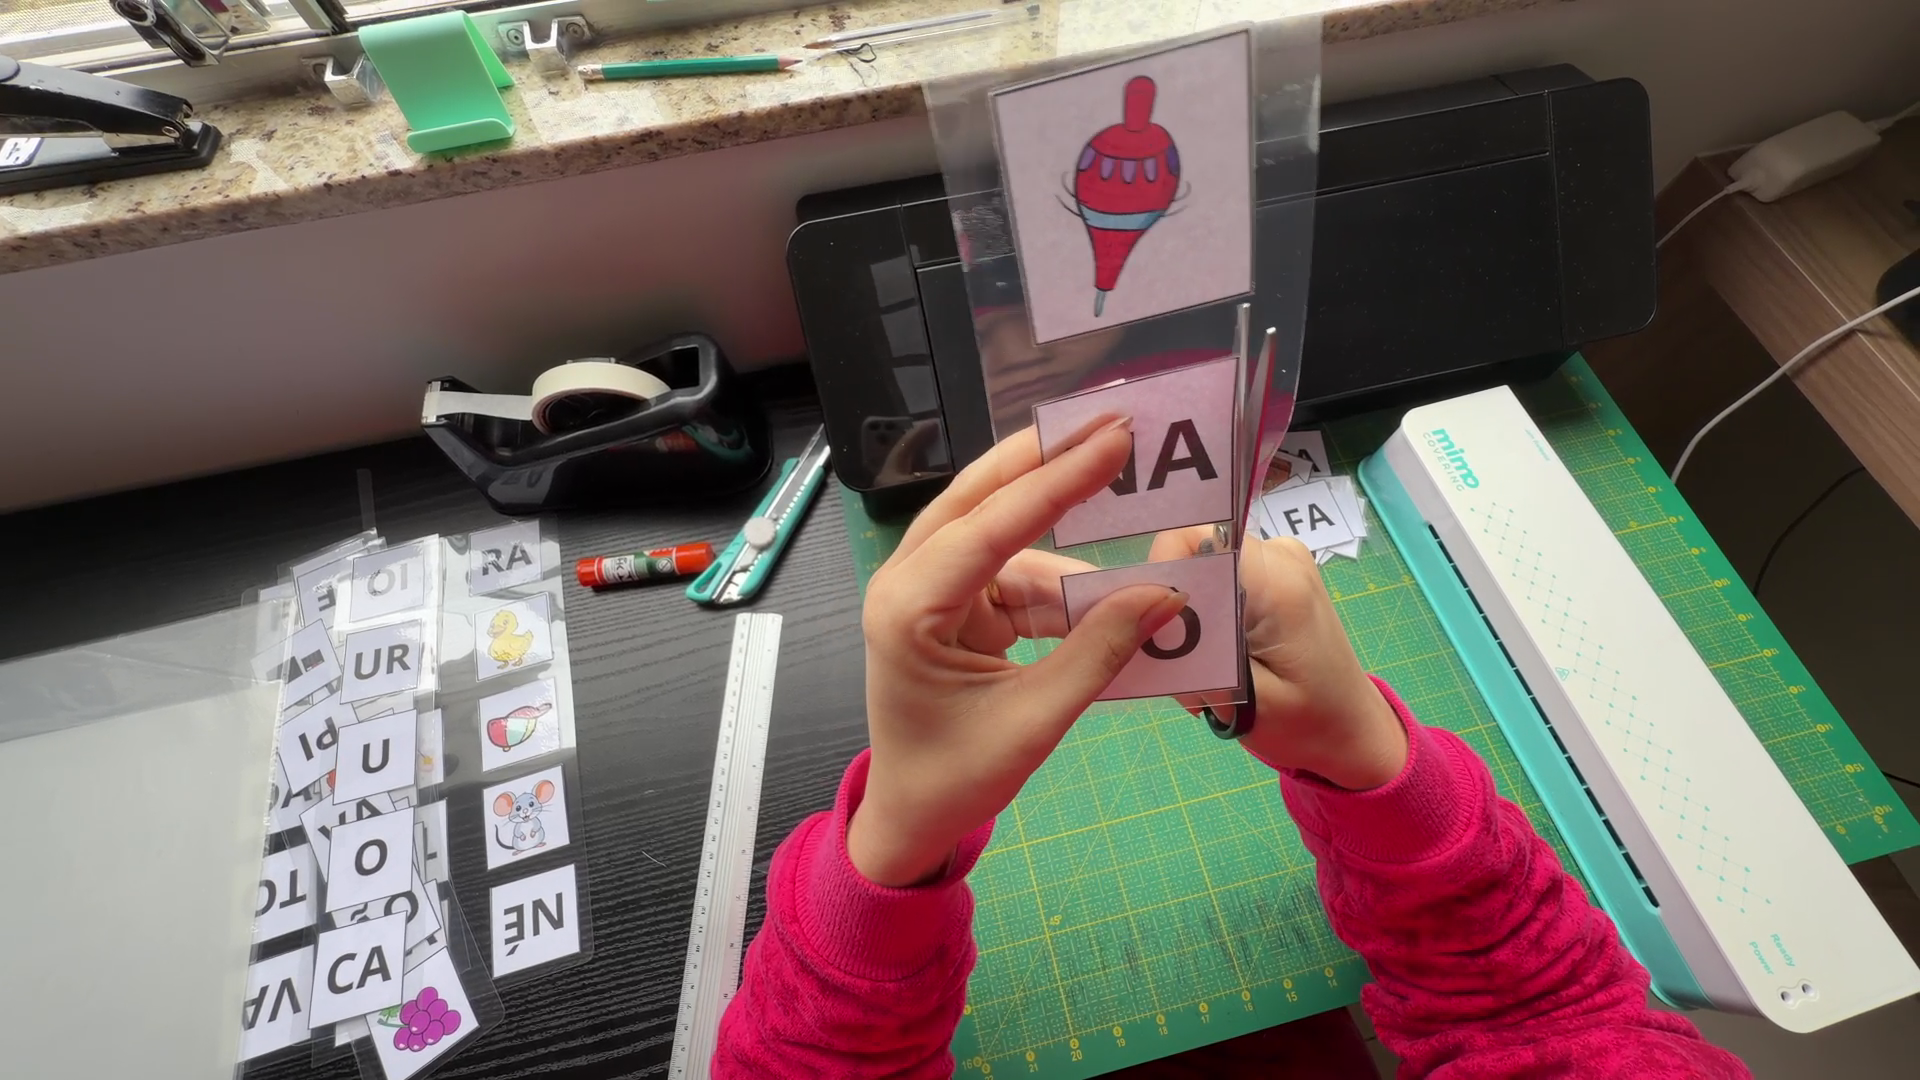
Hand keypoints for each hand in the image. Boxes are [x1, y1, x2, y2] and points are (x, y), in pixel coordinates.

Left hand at [850, 419, 1190, 886]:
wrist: (913, 816)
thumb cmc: (957, 777)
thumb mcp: (1034, 720)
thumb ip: (1100, 651)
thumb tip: (1168, 594)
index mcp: (908, 607)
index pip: (989, 527)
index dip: (1056, 482)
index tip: (1111, 441)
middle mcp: (910, 581)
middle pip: (979, 499)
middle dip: (1044, 462)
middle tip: (1108, 425)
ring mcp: (930, 587)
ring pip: (1002, 534)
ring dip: (1062, 533)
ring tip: (1125, 504)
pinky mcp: (954, 602)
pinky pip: (1013, 573)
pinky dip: (1057, 582)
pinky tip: (1102, 589)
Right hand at [1153, 528, 1407, 790]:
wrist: (1352, 734)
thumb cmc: (1305, 725)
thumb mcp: (1243, 696)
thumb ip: (1197, 646)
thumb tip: (1148, 608)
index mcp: (1276, 580)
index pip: (1187, 540)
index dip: (1158, 577)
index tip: (1157, 631)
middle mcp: (1278, 554)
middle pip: (1187, 552)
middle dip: (1169, 607)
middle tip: (1183, 667)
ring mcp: (1277, 558)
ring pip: (1196, 567)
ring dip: (1186, 618)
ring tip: (1205, 670)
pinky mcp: (1271, 571)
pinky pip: (1213, 577)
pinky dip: (1203, 616)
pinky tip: (1218, 655)